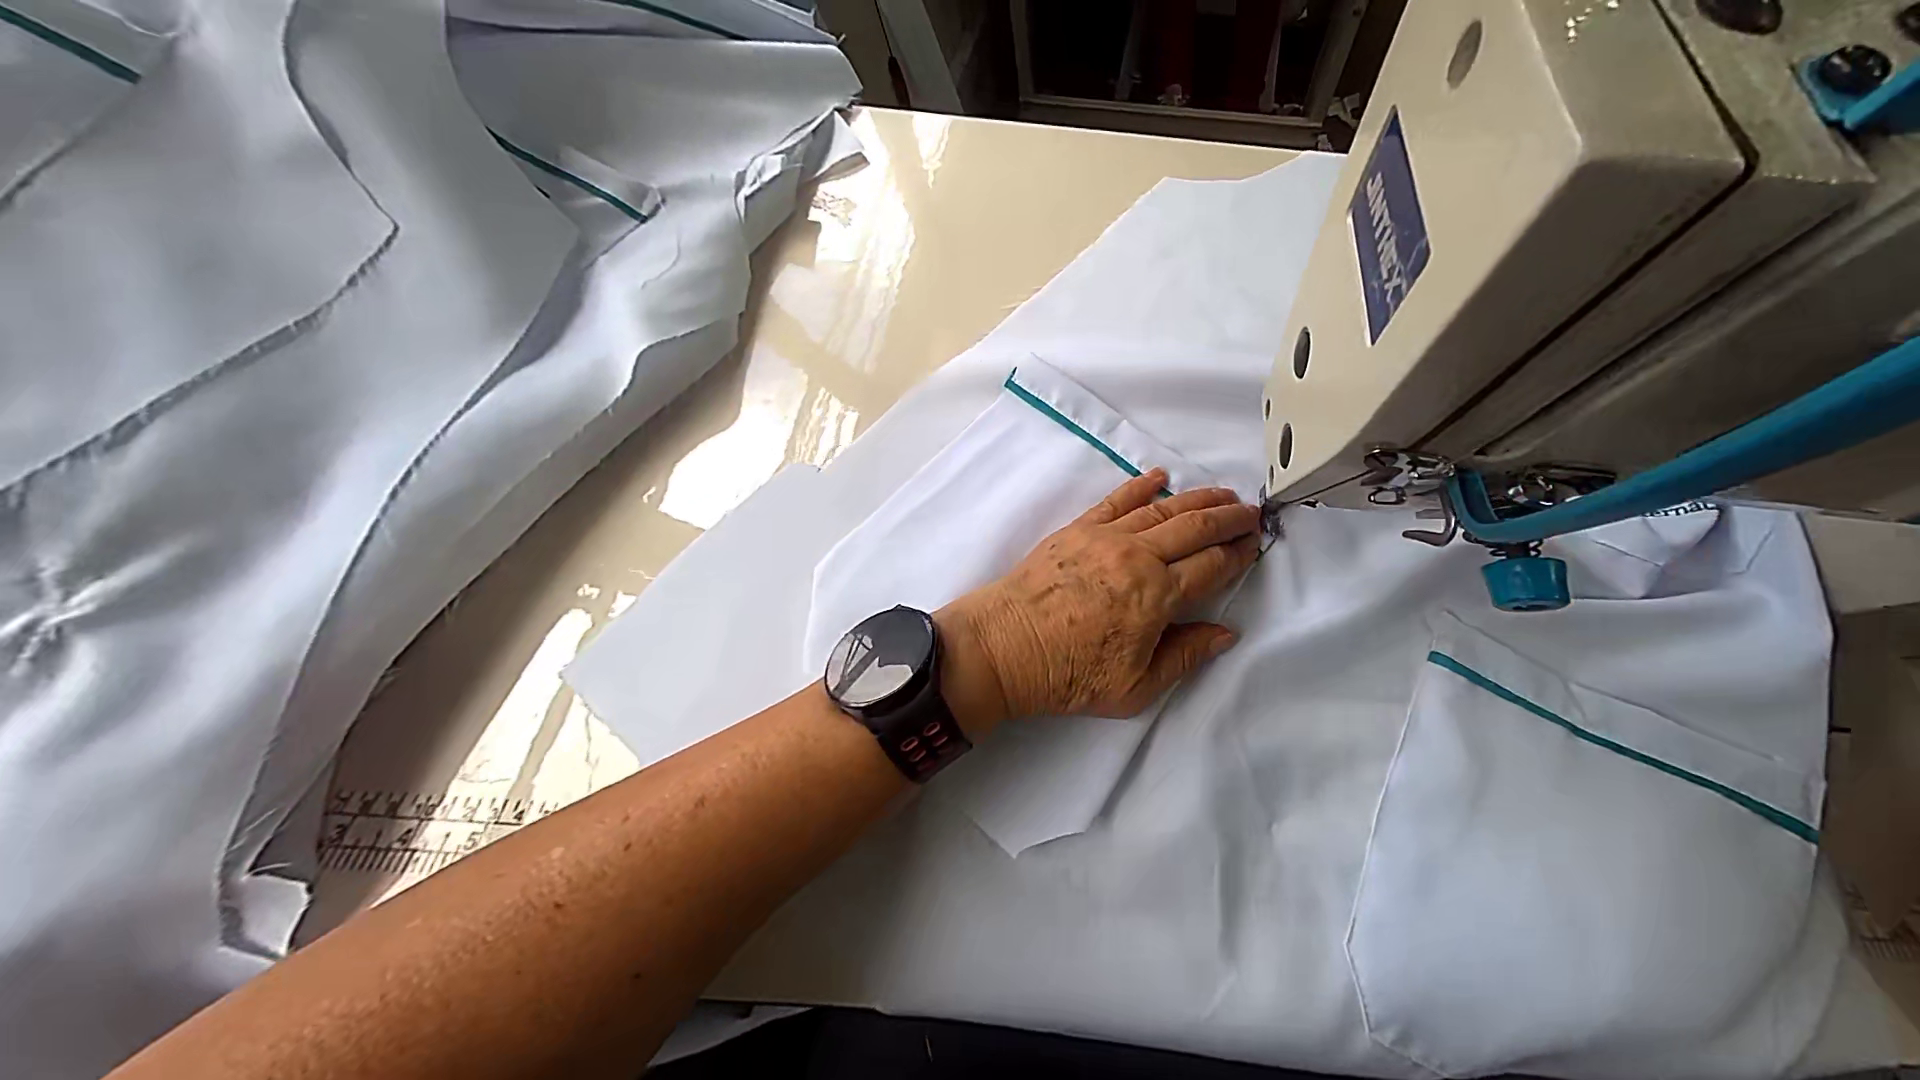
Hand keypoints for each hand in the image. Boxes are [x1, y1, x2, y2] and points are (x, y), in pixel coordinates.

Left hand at [934, 468, 1260, 736]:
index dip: (1237, 554)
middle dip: (1228, 518)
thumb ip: (1185, 656)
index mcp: (1157, 597)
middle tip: (1251, 512)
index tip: (1253, 545)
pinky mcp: (1076, 530)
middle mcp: (1137, 558)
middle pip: (1194, 528)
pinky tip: (1159, 477)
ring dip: (1196, 498)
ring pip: (1161, 509)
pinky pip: (1115, 500)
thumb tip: (1225, 632)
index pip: (1211, 566)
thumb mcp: (1135, 688)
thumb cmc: (1068, 675)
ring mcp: (1104, 538)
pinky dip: (1140, 486)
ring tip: (1222, 494)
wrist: (1003, 648)